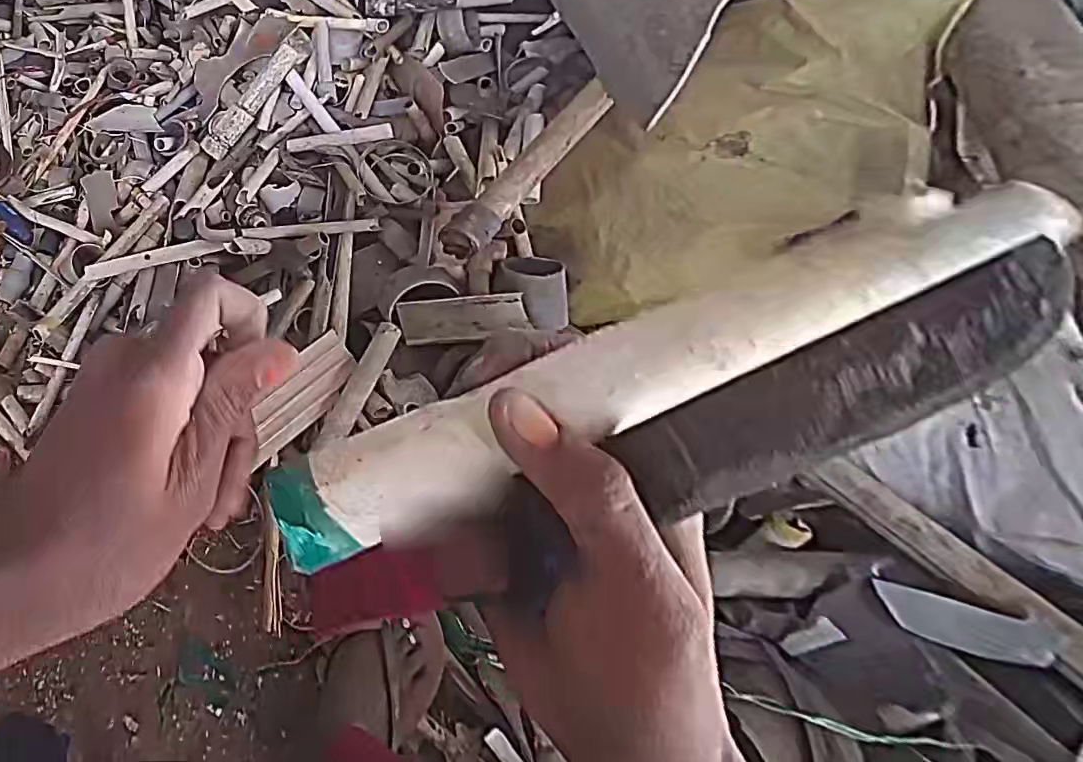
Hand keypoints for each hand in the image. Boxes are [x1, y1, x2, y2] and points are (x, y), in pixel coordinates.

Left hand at [0, 275, 296, 699]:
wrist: (20, 569)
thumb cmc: (110, 542)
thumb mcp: (191, 478)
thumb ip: (233, 401)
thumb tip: (280, 348)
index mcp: (152, 368)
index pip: (210, 292)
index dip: (249, 320)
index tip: (262, 382)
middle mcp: (125, 354)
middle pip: (206, 349)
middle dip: (232, 411)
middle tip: (227, 490)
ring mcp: (107, 374)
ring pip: (188, 379)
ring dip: (210, 436)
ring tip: (206, 509)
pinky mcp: (98, 396)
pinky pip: (158, 395)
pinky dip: (179, 434)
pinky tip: (181, 496)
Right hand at [475, 389, 729, 761]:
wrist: (613, 747)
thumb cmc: (658, 674)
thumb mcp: (639, 580)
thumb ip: (593, 494)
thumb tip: (518, 409)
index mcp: (631, 472)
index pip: (587, 388)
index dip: (538, 365)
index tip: (488, 376)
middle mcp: (571, 477)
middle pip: (512, 410)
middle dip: (470, 415)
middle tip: (447, 435)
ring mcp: (525, 504)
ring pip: (469, 450)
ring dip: (444, 466)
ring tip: (449, 502)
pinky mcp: (484, 532)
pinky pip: (446, 499)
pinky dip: (430, 508)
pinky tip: (442, 536)